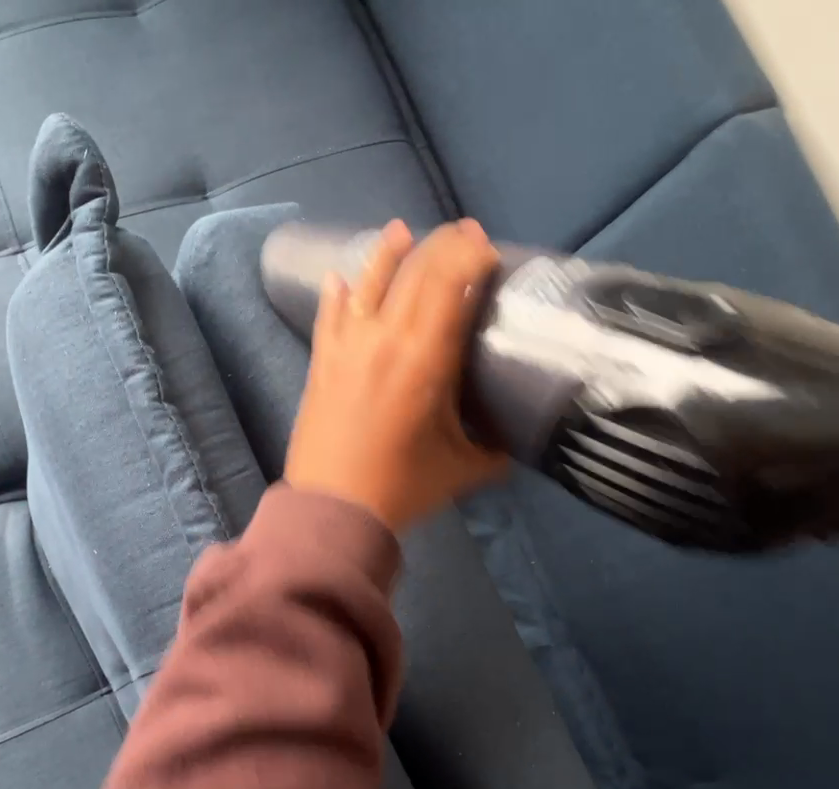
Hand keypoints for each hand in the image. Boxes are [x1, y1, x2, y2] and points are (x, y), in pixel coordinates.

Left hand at [284, 219, 509, 531]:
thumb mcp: (462, 468)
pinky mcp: (322, 363)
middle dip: (444, 245)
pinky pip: (329, 316)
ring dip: (388, 252)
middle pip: (416, 272)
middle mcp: (385, 339)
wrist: (331, 509)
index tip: (490, 253)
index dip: (473, 257)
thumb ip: (495, 449)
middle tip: (465, 234)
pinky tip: (339, 278)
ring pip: (369, 283)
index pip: (452, 284)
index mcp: (426, 358)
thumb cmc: (401, 487)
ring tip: (402, 230)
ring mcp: (348, 347)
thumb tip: (516, 439)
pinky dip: (337, 293)